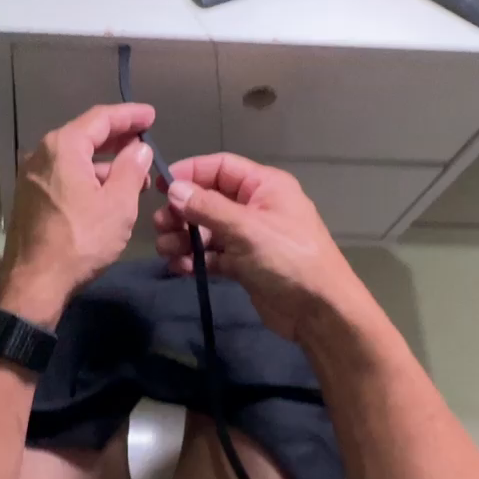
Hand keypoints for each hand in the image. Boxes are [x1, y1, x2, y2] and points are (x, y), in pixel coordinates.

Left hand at [1, 102, 156, 325]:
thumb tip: (139, 149)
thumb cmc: (81, 241)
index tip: (151, 116)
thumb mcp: (118, 205)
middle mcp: (41, 154)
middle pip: (84, 136)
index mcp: (63, 147)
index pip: (101, 119)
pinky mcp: (29, 198)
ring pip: (73, 159)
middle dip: (117, 140)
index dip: (129, 115)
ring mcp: (31, 177)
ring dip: (103, 164)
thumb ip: (131, 169)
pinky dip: (86, 178)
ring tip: (132, 178)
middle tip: (144, 145)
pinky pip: (63, 176)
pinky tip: (105, 194)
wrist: (34, 283)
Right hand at [153, 153, 373, 342]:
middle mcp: (255, 207)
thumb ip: (208, 207)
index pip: (220, 167)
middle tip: (160, 226)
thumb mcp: (246, 228)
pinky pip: (213, 255)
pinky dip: (196, 259)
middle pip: (209, 199)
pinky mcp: (244, 264)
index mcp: (264, 186)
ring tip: (166, 250)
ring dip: (184, 238)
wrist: (318, 311)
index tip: (160, 186)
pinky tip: (181, 267)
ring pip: (207, 230)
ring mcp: (249, 237)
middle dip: (182, 212)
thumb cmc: (287, 258)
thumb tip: (174, 189)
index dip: (190, 172)